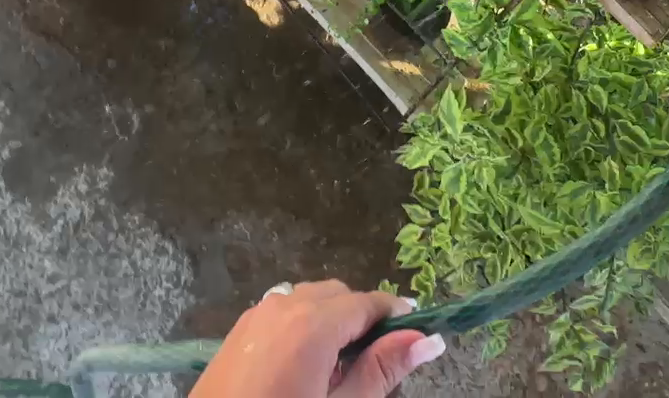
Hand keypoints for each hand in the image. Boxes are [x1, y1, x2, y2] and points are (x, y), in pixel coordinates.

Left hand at [190, 281, 445, 397]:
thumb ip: (382, 370)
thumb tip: (428, 338)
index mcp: (313, 323)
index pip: (368, 302)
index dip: (395, 315)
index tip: (418, 334)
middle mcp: (285, 304)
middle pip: (339, 295)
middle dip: (362, 320)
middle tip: (374, 366)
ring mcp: (258, 313)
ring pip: (311, 299)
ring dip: (333, 321)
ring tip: (338, 372)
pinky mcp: (240, 330)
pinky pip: (285, 310)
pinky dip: (305, 325)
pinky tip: (303, 368)